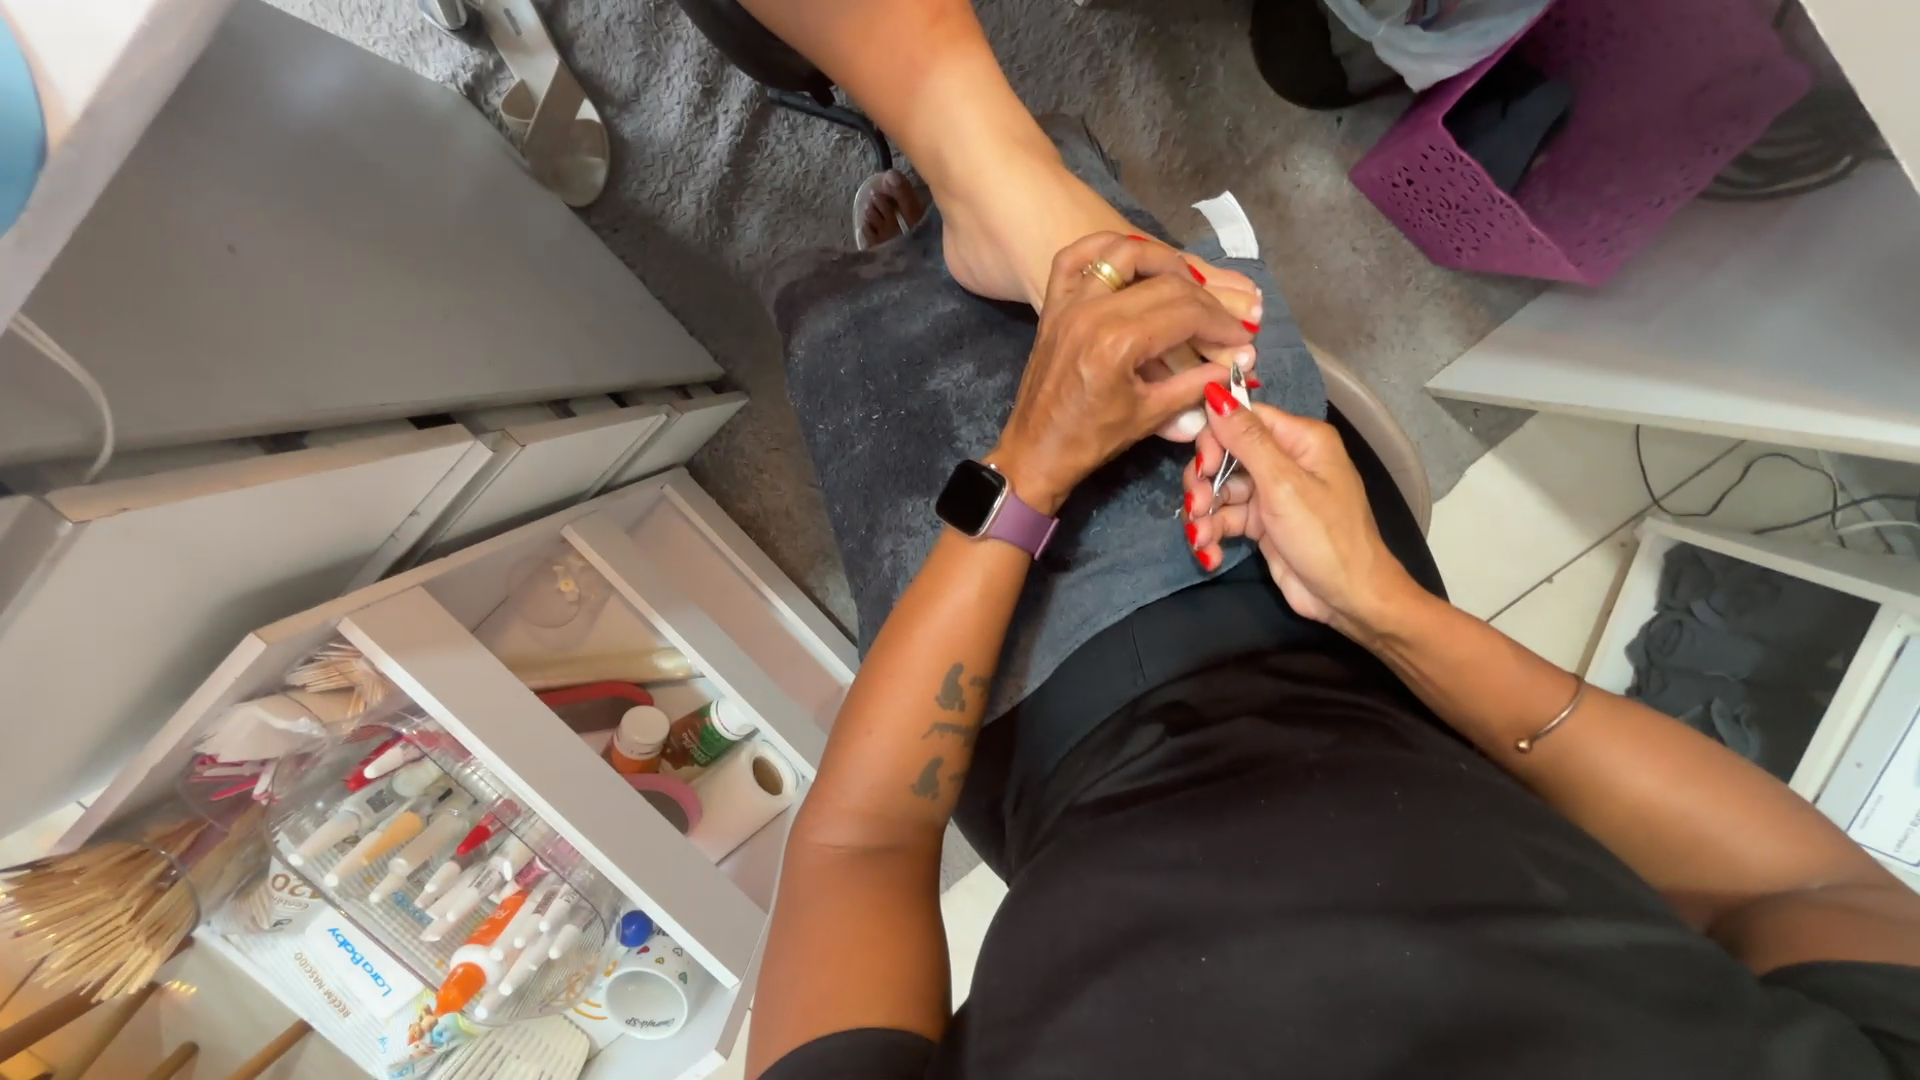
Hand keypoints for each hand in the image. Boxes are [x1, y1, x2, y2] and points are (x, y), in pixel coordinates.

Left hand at [990, 233, 1255, 514]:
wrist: (1036, 451)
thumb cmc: (1090, 441)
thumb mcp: (1149, 415)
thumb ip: (1197, 383)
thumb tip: (1241, 362)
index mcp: (1117, 343)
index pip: (1187, 312)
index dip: (1223, 324)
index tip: (1242, 338)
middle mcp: (1093, 312)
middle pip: (1166, 282)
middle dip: (1205, 301)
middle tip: (1223, 323)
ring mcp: (1070, 305)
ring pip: (1125, 254)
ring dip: (1163, 261)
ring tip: (1187, 286)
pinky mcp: (1054, 306)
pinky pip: (1076, 258)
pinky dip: (1104, 249)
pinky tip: (1131, 260)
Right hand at [1181, 394, 1420, 638]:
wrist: (1349, 599)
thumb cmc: (1325, 536)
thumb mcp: (1284, 485)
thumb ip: (1246, 440)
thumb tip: (1215, 394)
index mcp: (1300, 440)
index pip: (1243, 420)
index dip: (1214, 440)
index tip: (1202, 468)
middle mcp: (1284, 460)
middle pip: (1224, 456)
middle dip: (1203, 483)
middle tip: (1197, 508)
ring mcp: (1271, 493)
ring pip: (1219, 491)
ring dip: (1203, 516)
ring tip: (1201, 539)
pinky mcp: (1261, 524)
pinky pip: (1225, 518)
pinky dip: (1212, 535)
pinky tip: (1210, 555)